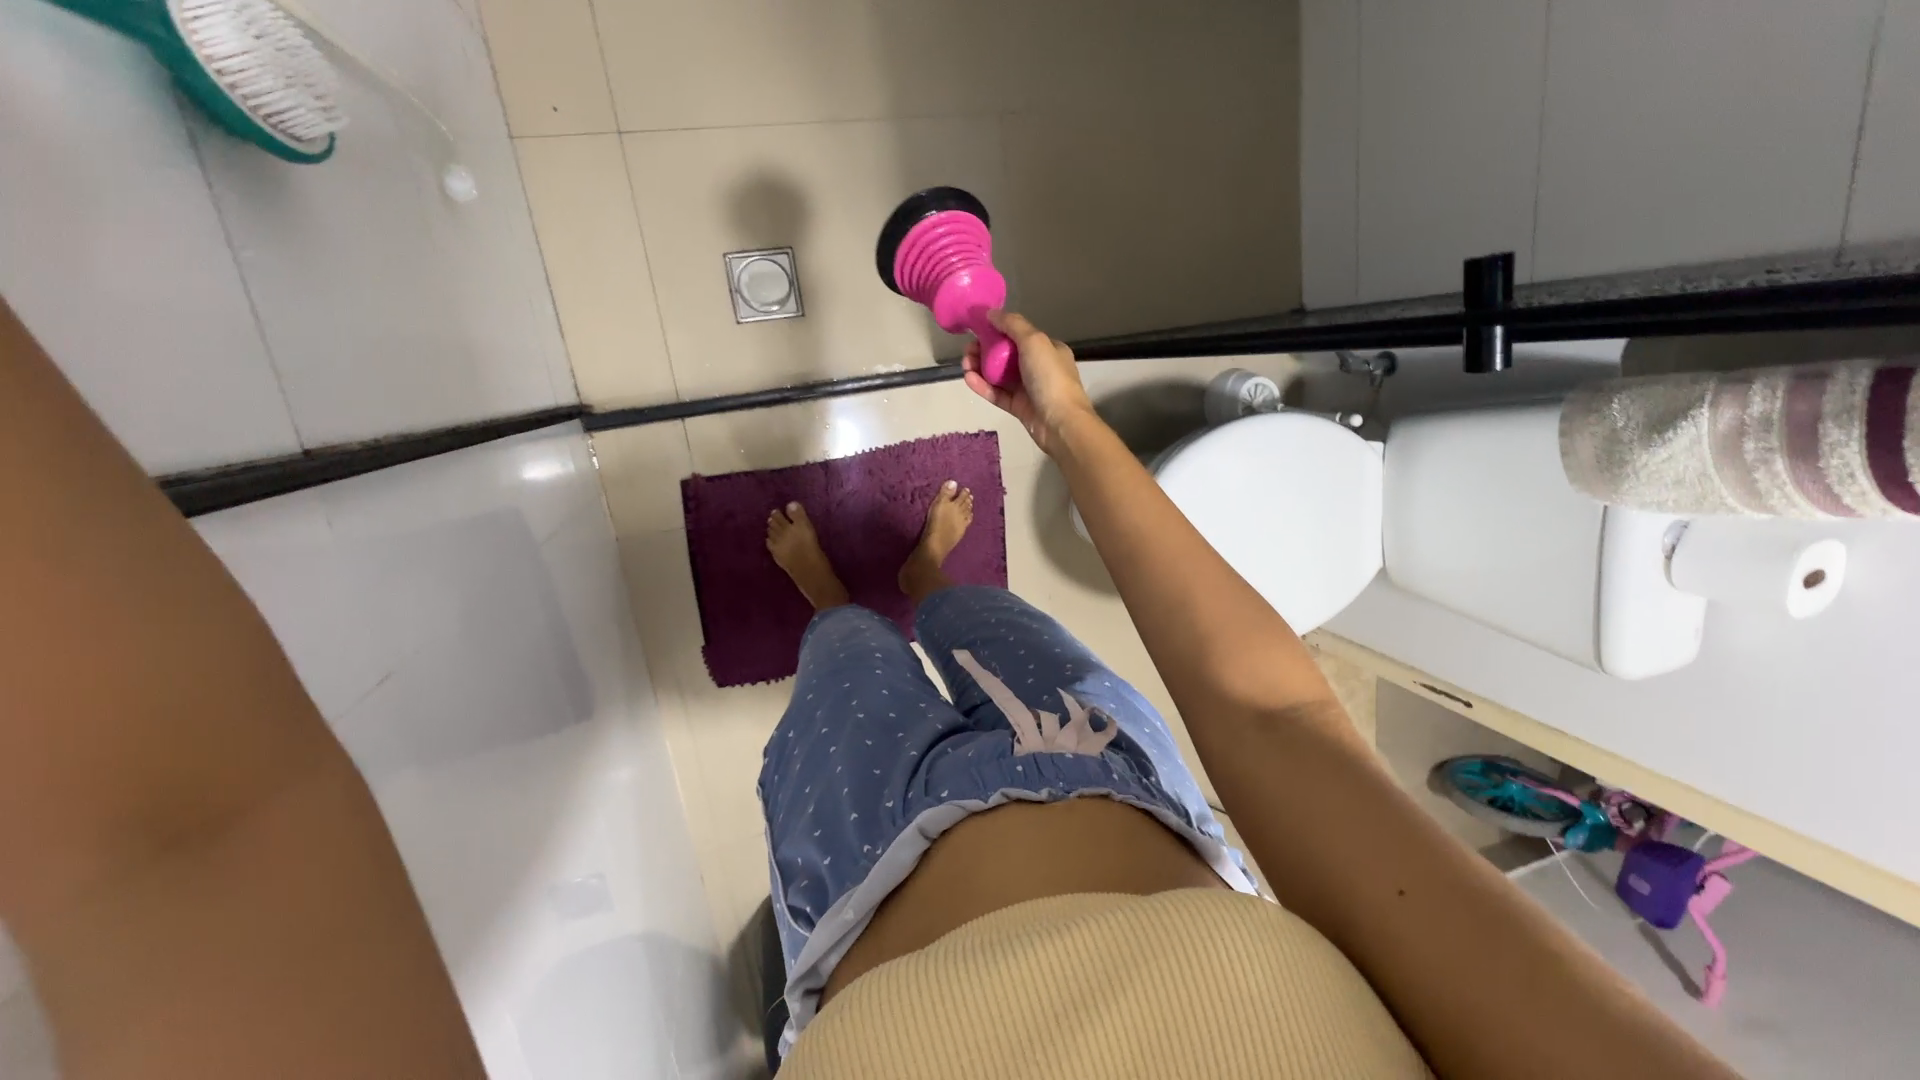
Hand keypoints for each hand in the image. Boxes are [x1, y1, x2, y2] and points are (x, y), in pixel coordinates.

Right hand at [962, 311, 1094, 453]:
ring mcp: (1028, 389)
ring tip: (965, 364)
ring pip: (999, 375)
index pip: (1020, 335)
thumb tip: (991, 313)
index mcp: (1048, 349)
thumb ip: (1012, 324)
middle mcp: (1039, 367)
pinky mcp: (1018, 408)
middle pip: (1006, 355)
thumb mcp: (1034, 341)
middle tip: (968, 350)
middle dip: (985, 350)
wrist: (1061, 423)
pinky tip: (969, 379)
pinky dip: (983, 385)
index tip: (977, 329)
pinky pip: (997, 393)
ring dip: (980, 367)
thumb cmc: (1051, 378)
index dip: (998, 330)